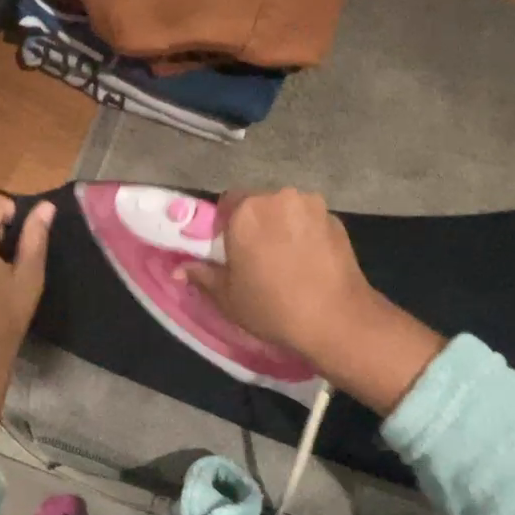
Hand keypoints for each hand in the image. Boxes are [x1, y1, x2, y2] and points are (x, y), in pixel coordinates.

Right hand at [183, 188, 444, 414]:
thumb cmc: (272, 308)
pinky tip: (306, 264)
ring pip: (285, 211)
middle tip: (254, 259)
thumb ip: (203, 276)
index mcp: (246, 211)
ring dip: (280, 228)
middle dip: (253, 225)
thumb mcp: (228, 298)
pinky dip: (303, 235)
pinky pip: (308, 221)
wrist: (335, 317)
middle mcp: (279, 197)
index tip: (227, 252)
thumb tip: (178, 270)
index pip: (225, 203)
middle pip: (257, 204)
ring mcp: (312, 205)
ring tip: (284, 262)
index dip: (223, 226)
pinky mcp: (335, 219)